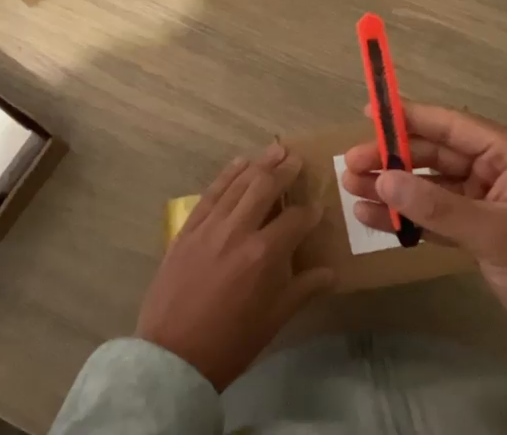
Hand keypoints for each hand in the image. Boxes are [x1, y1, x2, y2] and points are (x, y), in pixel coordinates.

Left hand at [137, 143, 336, 389]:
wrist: (175, 355)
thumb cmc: (231, 342)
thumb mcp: (275, 320)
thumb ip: (305, 289)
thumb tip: (332, 272)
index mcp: (264, 254)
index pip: (295, 220)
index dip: (309, 212)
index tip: (317, 209)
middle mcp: (238, 231)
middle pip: (264, 188)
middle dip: (283, 171)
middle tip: (296, 158)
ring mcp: (209, 227)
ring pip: (237, 184)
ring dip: (257, 164)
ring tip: (274, 150)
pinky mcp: (187, 230)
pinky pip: (210, 194)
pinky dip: (226, 176)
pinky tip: (238, 165)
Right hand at [343, 104, 506, 413]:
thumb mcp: (493, 232)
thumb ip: (436, 205)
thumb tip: (384, 178)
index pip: (450, 124)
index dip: (407, 117)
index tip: (365, 113)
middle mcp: (495, 170)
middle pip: (435, 154)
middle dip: (392, 159)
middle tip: (348, 165)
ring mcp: (486, 202)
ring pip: (431, 186)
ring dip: (395, 189)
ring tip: (351, 190)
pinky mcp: (480, 233)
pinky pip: (436, 216)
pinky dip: (409, 218)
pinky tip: (375, 219)